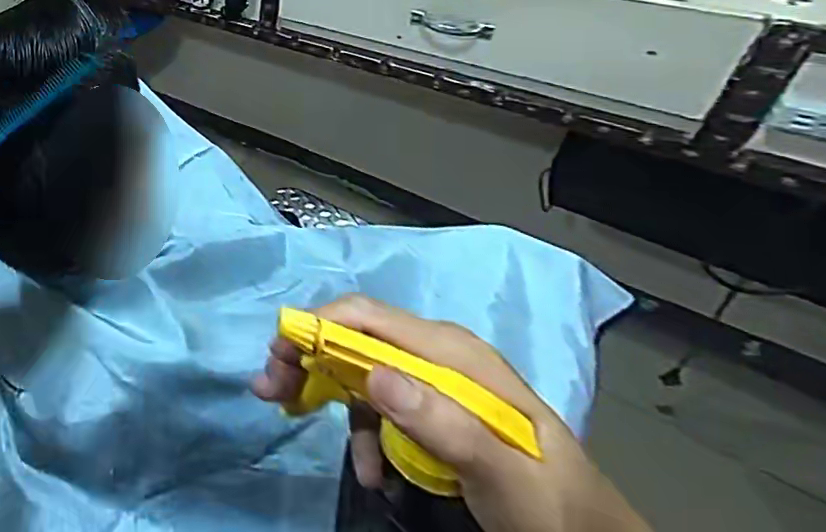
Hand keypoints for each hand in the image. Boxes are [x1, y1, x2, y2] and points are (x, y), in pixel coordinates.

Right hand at [252, 296, 650, 531]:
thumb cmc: (554, 509)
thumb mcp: (503, 475)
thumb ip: (443, 424)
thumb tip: (372, 373)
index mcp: (451, 352)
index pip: (367, 316)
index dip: (317, 326)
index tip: (280, 356)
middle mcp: (436, 354)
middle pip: (355, 337)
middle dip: (309, 358)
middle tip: (271, 387)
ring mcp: (433, 382)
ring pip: (360, 371)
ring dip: (328, 397)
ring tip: (302, 425)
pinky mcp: (432, 412)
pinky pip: (379, 407)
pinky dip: (362, 433)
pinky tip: (370, 470)